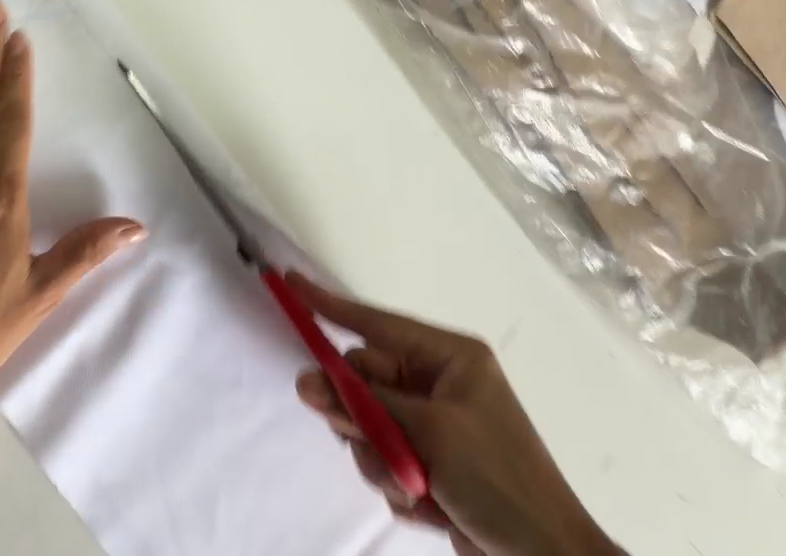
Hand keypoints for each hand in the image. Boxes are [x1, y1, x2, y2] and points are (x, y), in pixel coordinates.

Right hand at [290, 275, 618, 555]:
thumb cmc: (497, 477)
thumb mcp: (428, 431)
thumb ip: (364, 405)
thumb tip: (305, 381)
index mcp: (449, 359)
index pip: (376, 323)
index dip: (328, 305)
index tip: (288, 282)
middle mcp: (437, 383)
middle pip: (363, 380)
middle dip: (355, 412)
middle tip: (348, 430)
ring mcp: (431, 424)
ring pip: (366, 424)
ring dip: (379, 458)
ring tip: (411, 484)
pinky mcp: (428, 462)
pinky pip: (382, 458)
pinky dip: (396, 482)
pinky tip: (427, 502)